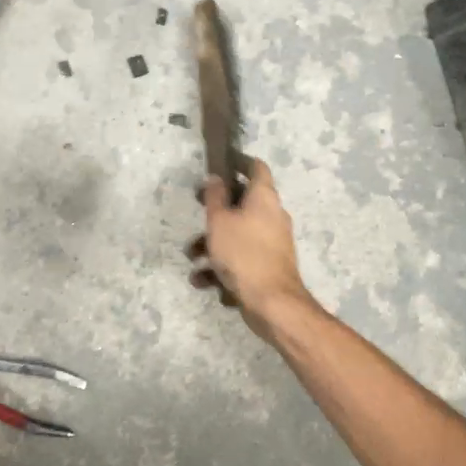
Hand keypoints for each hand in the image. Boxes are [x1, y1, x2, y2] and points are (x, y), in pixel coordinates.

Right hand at [187, 159, 313, 338]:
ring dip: (213, 244)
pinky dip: (223, 266)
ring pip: (238, 233)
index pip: (256, 167)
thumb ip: (215, 197)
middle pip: (243, 202)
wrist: (272, 304)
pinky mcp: (269, 266)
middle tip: (198, 210)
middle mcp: (272, 216)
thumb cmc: (243, 253)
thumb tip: (216, 178)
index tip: (219, 164)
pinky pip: (243, 258)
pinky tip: (204, 281)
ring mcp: (273, 243)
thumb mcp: (219, 221)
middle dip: (217, 210)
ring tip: (192, 259)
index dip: (238, 161)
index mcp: (264, 198)